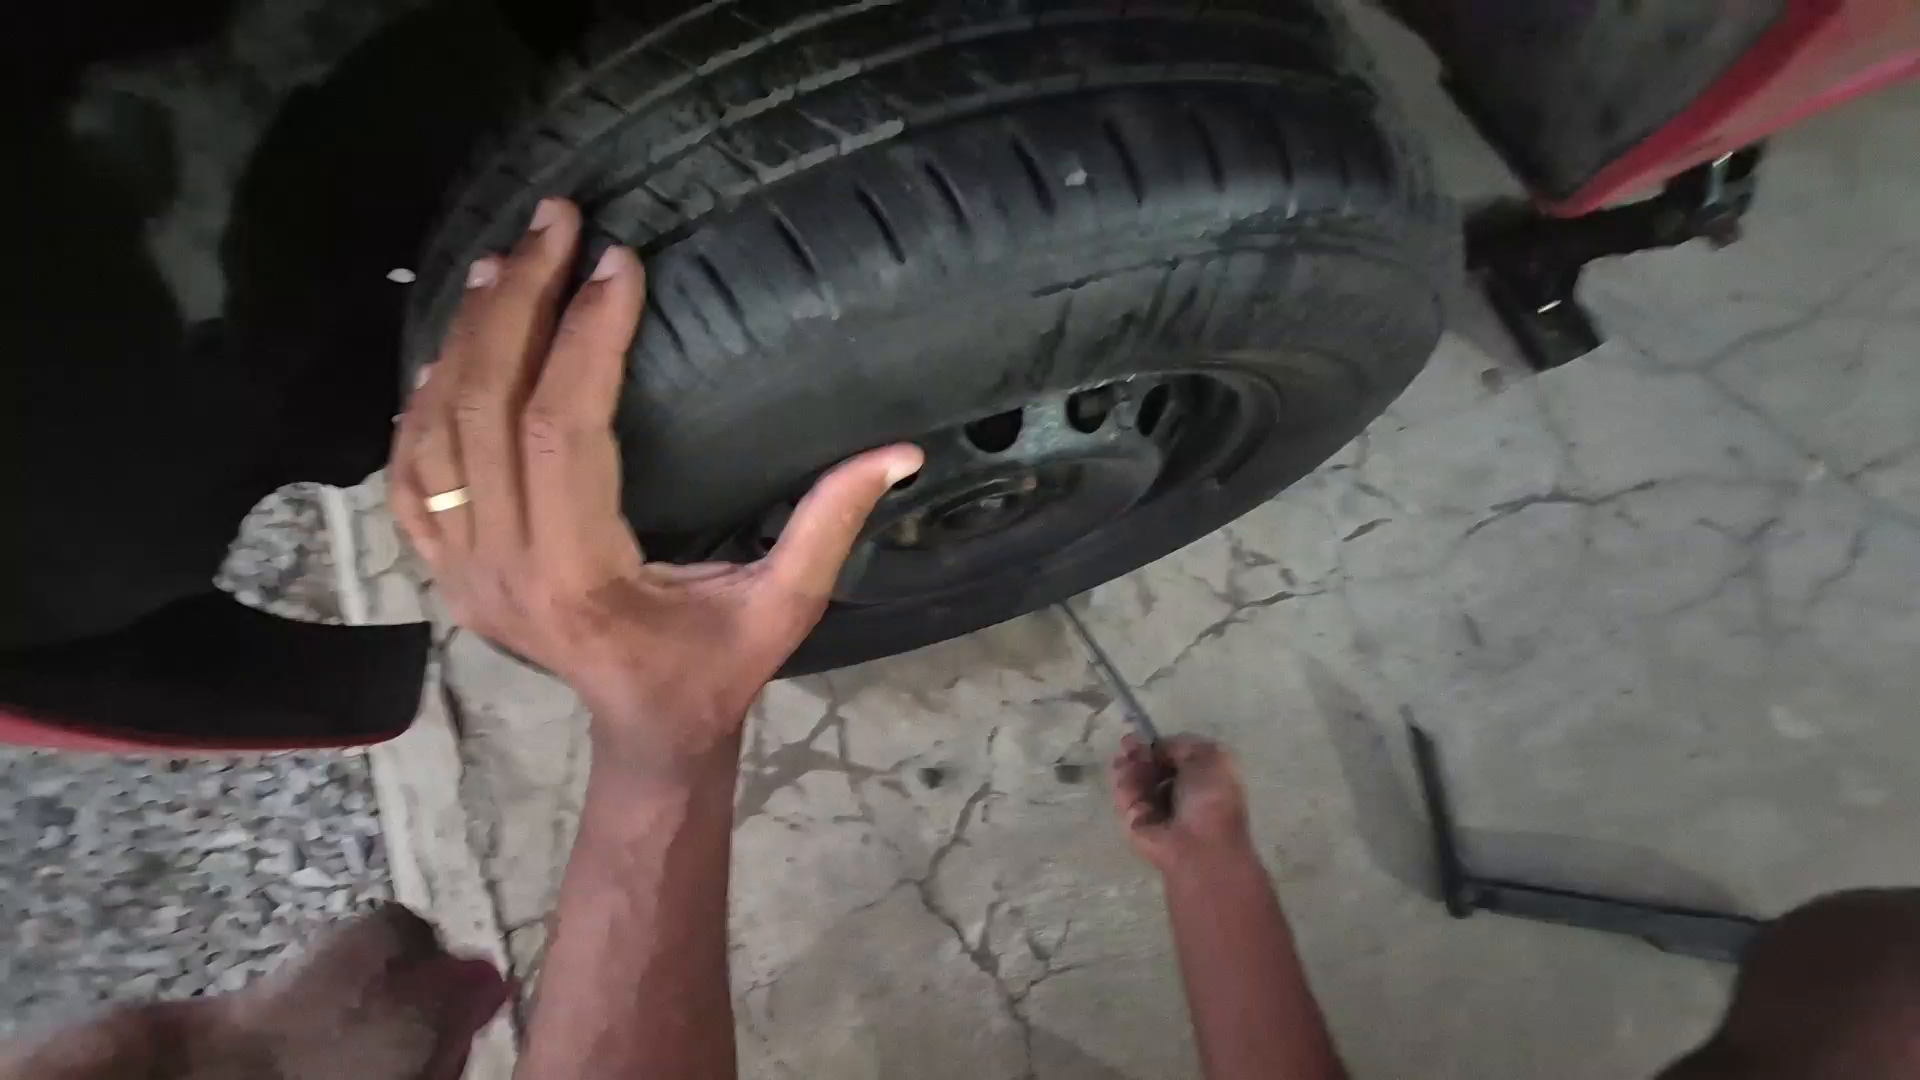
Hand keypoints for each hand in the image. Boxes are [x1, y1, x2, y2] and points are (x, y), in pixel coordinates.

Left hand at [388, 198, 921, 777]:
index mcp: (581, 576)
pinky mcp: (446, 570)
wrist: (647, 731)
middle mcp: (500, 570)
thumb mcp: (786, 606)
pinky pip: (409, 472)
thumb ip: (832, 526)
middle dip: (520, 305)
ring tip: (510, 265)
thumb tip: (902, 453)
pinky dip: (422, 401)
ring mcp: (458, 572)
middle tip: (554, 226)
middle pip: (483, 411)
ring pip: (434, 431)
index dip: (587, 338)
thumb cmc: (718, 671)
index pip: (564, 433)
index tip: (619, 267)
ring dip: (466, 335)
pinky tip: (450, 349)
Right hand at [1111, 734, 1253, 873]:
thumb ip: (1181, 743)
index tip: (1141, 735)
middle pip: (1146, 764)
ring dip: (1128, 765)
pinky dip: (1124, 785)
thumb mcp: (1210, 756)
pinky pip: (1123, 795)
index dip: (1155, 744)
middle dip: (1136, 751)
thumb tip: (1156, 747)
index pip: (1168, 754)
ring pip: (1131, 777)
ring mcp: (1152, 807)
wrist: (1200, 845)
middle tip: (1129, 745)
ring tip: (1129, 762)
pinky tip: (1127, 780)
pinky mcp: (1132, 821)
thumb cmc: (1211, 798)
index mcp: (1198, 777)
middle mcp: (1174, 792)